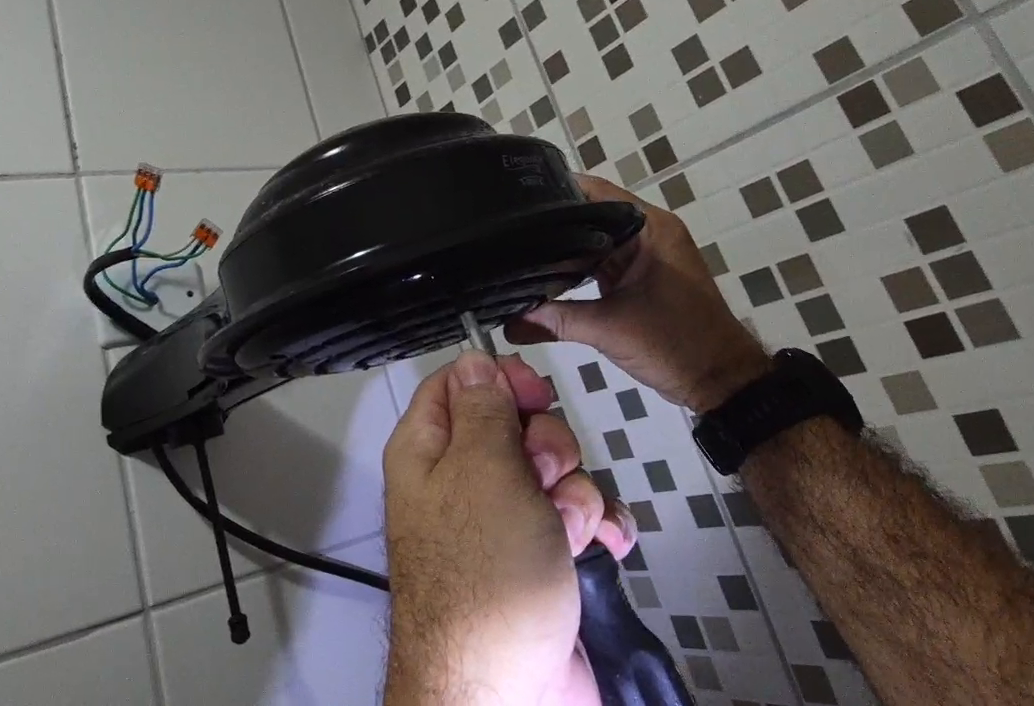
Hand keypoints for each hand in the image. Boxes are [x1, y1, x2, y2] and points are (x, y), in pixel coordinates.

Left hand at [383, 350, 637, 705]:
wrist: (504, 691)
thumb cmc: (485, 574)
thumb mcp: (482, 471)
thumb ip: (483, 410)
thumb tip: (474, 361)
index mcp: (429, 451)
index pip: (458, 383)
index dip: (498, 378)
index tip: (534, 393)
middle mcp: (460, 481)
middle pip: (512, 425)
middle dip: (546, 445)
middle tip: (544, 477)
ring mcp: (501, 522)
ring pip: (551, 472)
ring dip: (575, 493)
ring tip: (566, 531)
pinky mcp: (538, 557)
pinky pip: (573, 518)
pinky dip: (595, 527)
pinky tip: (604, 546)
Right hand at [507, 174, 770, 412]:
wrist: (722, 384)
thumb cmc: (675, 344)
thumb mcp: (608, 329)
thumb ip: (553, 320)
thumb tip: (506, 323)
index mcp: (649, 229)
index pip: (593, 192)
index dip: (553, 191)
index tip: (514, 198)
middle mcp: (647, 233)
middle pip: (589, 215)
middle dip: (550, 224)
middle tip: (505, 229)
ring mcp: (644, 257)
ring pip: (591, 242)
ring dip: (560, 250)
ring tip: (515, 251)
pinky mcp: (638, 278)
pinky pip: (599, 264)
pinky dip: (574, 271)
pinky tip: (541, 278)